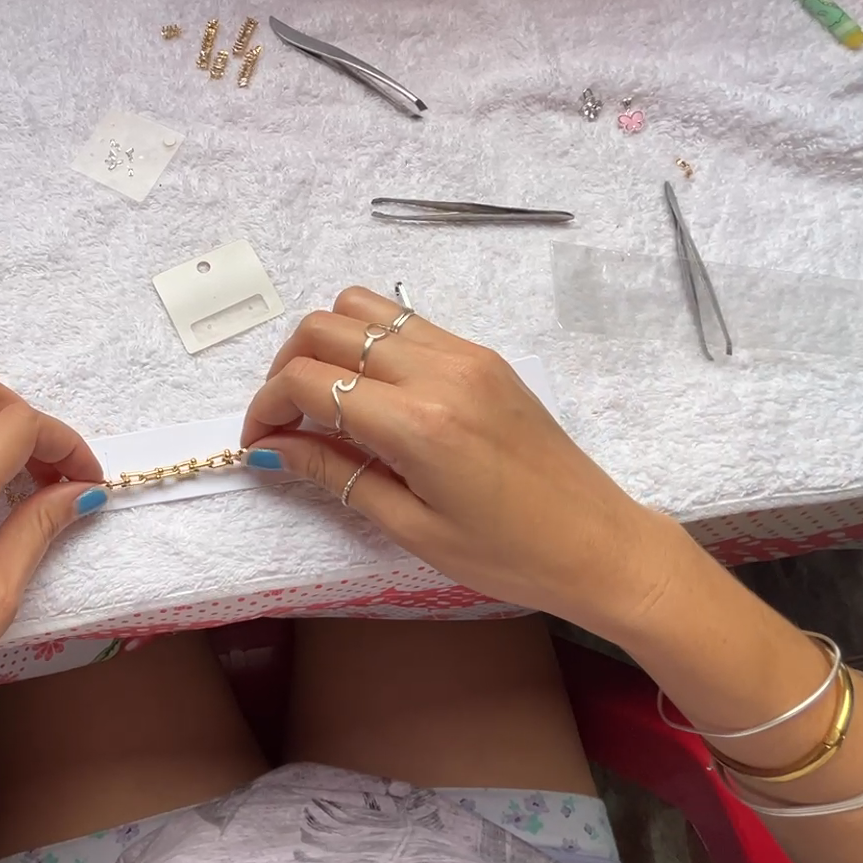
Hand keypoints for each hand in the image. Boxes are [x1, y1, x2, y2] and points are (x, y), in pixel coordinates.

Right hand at [242, 287, 687, 633]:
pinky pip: (400, 320)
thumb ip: (332, 472)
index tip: (258, 441)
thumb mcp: (408, 525)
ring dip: (322, 343)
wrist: (604, 545)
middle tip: (284, 419)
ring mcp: (462, 351)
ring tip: (321, 395)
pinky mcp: (478, 352)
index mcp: (417, 422)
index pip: (307, 381)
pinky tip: (368, 388)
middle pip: (323, 328)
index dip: (265, 407)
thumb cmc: (505, 555)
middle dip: (283, 369)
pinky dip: (363, 341)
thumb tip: (270, 448)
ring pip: (358, 307)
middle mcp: (437, 369)